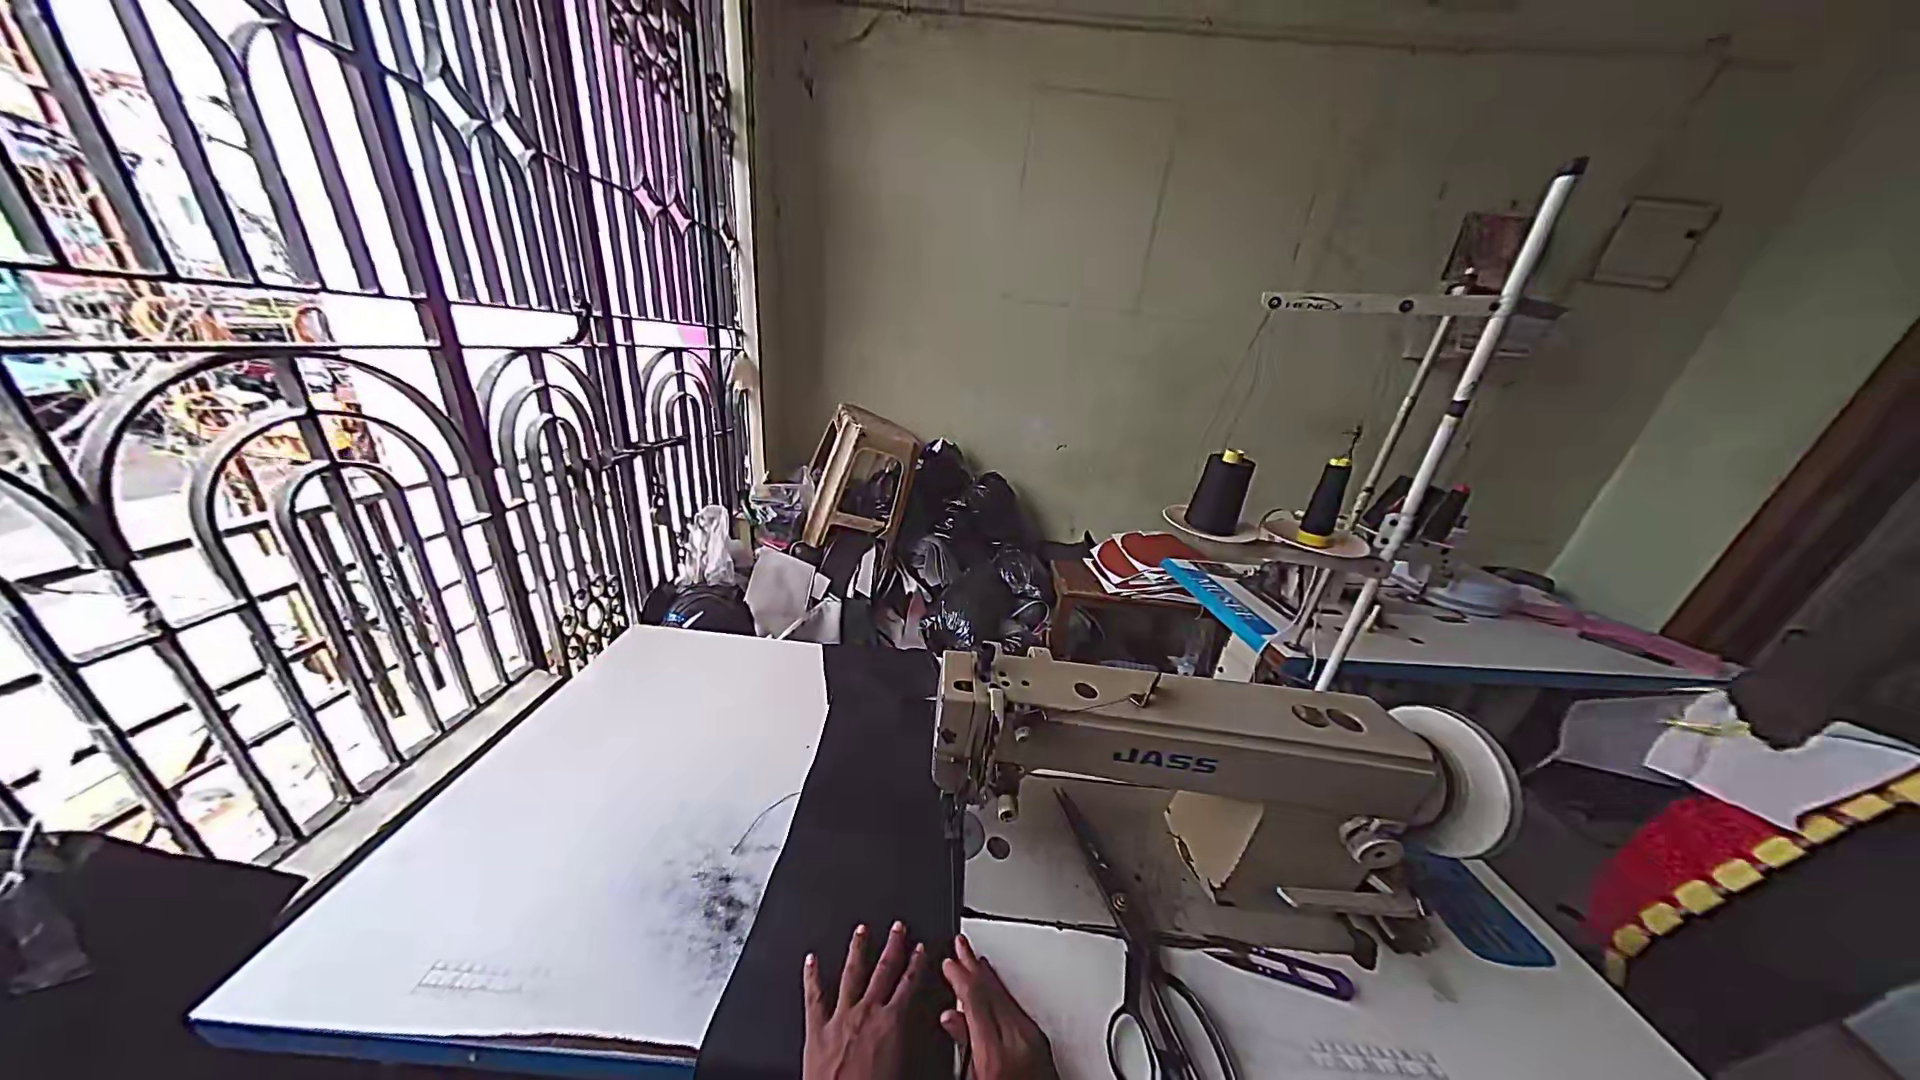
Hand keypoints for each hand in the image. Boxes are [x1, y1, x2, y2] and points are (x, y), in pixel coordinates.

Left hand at [803, 921, 929, 1079]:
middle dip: (893, 945)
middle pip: (883, 970)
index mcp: (891, 1024)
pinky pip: (814, 996)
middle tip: (897, 927)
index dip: (916, 964)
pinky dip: (811, 976)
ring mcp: (840, 1018)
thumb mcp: (903, 1069)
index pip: (908, 984)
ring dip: (858, 949)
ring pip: (851, 973)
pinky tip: (810, 959)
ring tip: (861, 929)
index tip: (919, 948)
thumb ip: (909, 1042)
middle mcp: (866, 1013)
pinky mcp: (816, 1030)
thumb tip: (921, 1036)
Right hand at [940, 933, 1058, 1079]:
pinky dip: (1001, 990)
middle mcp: (1018, 1041)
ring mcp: (1033, 1041)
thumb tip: (951, 1018)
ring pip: (1004, 994)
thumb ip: (963, 1048)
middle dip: (972, 964)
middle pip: (990, 990)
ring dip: (987, 973)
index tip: (947, 962)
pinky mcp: (1040, 1043)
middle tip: (960, 944)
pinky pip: (1016, 1005)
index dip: (959, 975)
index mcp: (996, 1054)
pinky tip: (994, 983)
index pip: (974, 998)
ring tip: (973, 956)